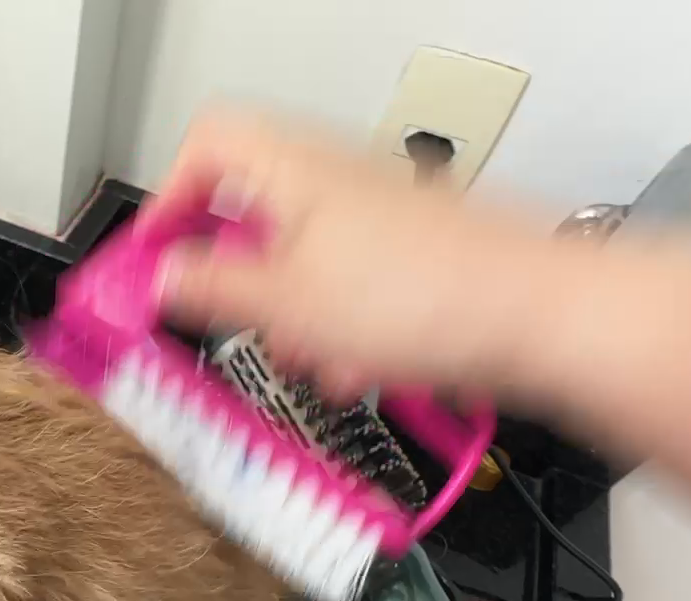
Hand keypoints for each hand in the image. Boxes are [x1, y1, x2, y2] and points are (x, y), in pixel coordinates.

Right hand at [145, 107, 573, 404]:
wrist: (540, 318)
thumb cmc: (431, 295)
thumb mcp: (286, 304)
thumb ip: (213, 288)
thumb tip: (165, 279)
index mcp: (294, 172)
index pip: (205, 147)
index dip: (166, 199)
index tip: (150, 257)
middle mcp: (334, 182)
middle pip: (246, 213)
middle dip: (229, 276)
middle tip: (215, 317)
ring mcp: (372, 218)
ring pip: (294, 260)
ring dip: (282, 314)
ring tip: (300, 353)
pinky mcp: (403, 257)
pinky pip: (340, 286)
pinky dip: (329, 326)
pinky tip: (348, 362)